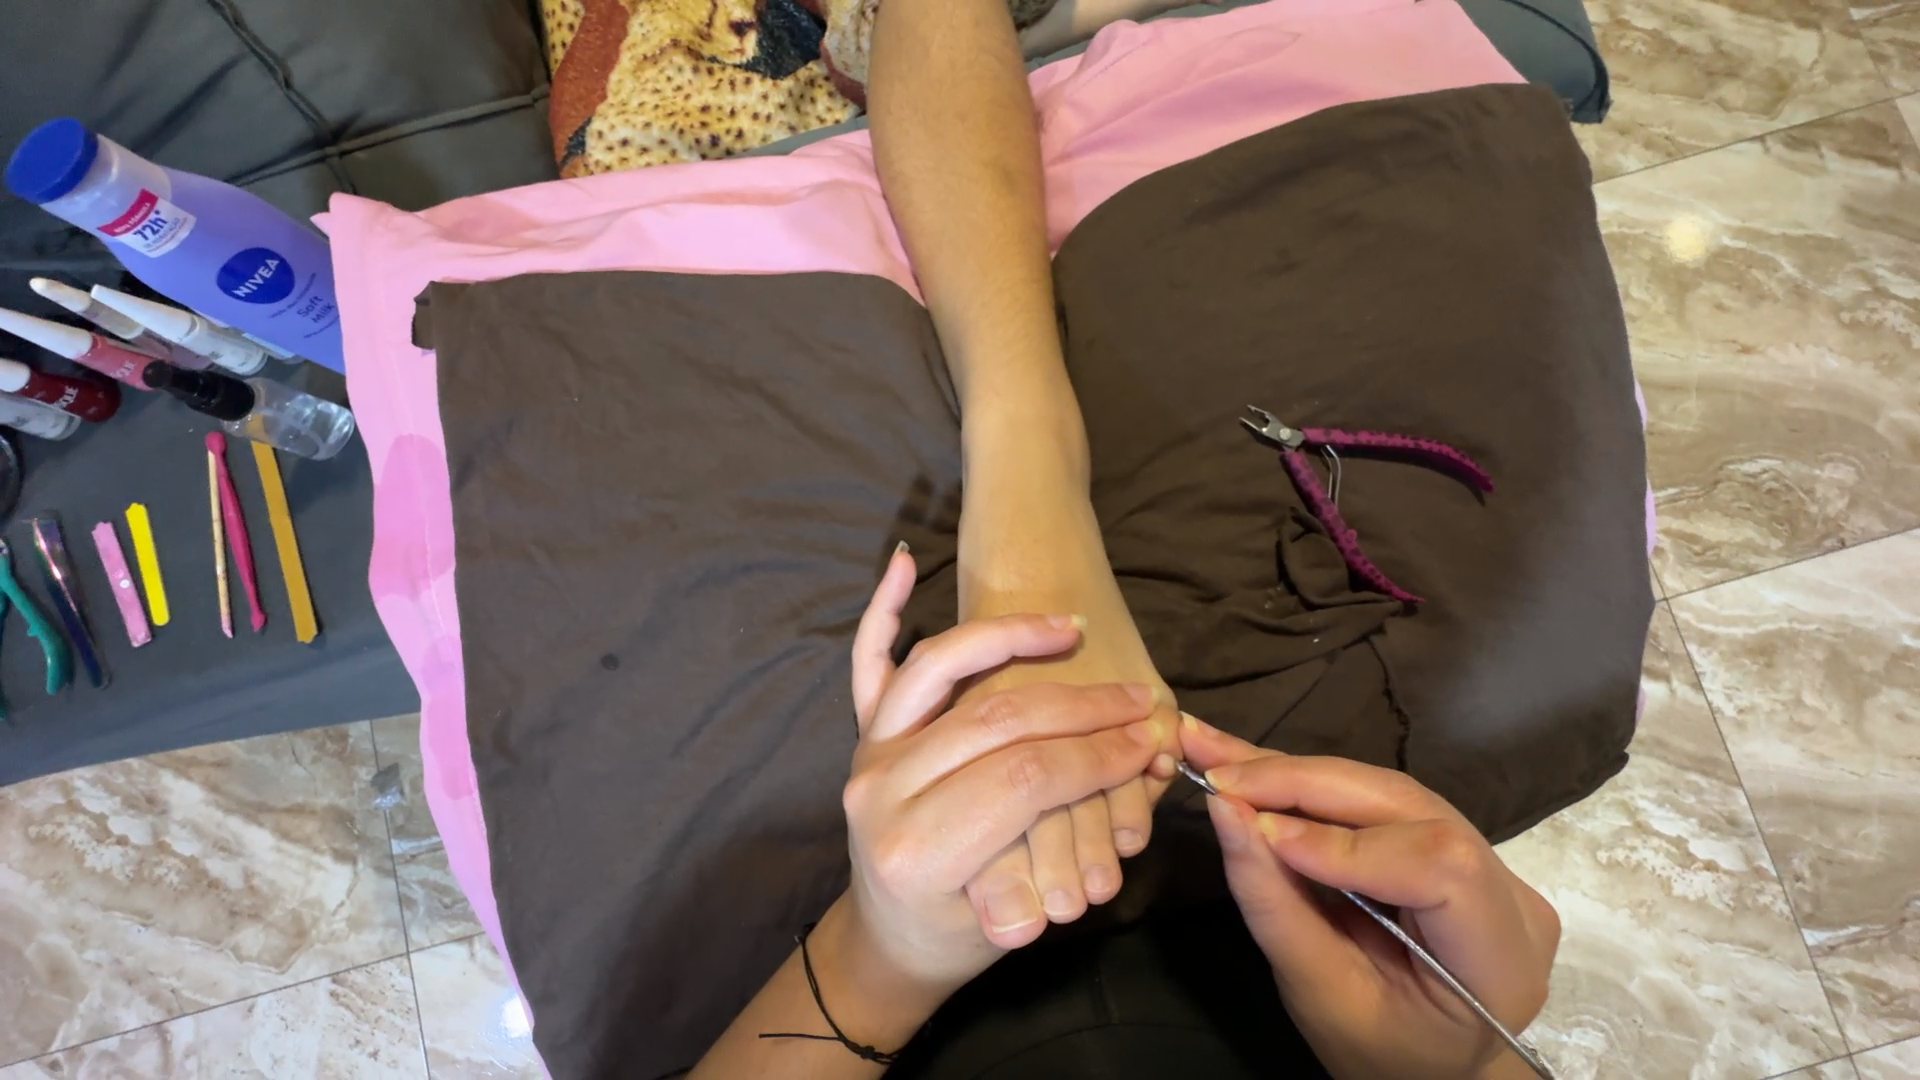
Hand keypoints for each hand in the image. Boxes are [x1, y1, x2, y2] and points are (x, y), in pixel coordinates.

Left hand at [840, 544, 1163, 993]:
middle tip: (1136, 700)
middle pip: (996, 719)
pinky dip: (882, 610)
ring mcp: (867, 749)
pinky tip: (902, 562)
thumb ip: (1071, 853)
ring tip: (1069, 627)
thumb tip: (1145, 774)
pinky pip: (866, 662)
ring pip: (940, 667)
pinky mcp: (864, 731)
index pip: (1024, 779)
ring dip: (1010, 637)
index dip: (1096, 757)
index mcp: (918, 847)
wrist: (886, 940)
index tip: (1149, 744)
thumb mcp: (1015, 924)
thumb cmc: (955, 937)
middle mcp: (881, 786)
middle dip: (1079, 707)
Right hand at [1181, 716, 1559, 1079]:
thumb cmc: (1377, 1048)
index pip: (1440, 868)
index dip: (1346, 843)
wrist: (1422, 1062)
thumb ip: (1272, 902)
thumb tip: (1224, 810)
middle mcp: (1504, 886)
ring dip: (1284, 769)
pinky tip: (1239, 758)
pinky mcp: (1432, 829)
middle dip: (1296, 783)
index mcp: (1499, 955)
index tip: (1260, 833)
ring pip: (1371, 784)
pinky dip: (1292, 775)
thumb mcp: (1317, 992)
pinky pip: (1359, 790)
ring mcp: (1475, 849)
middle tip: (1214, 776)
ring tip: (1211, 753)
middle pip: (1398, 803)